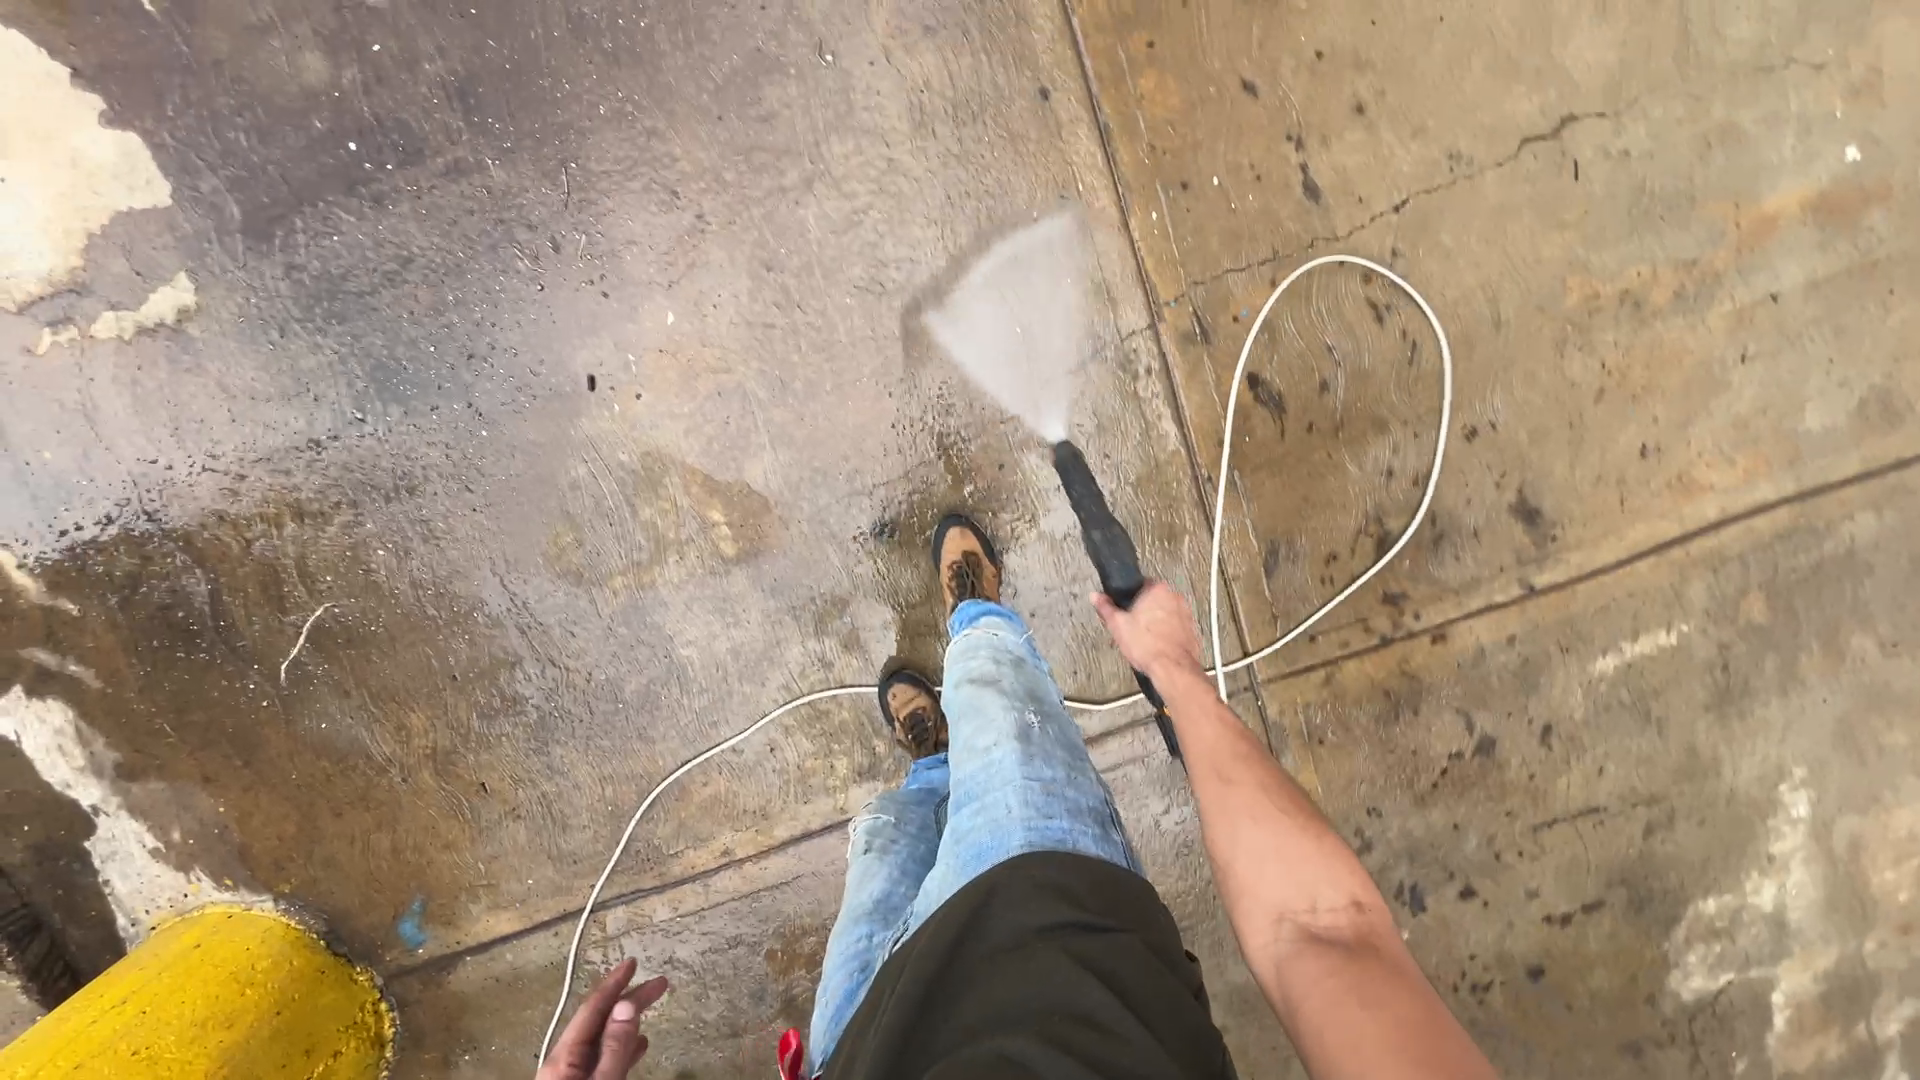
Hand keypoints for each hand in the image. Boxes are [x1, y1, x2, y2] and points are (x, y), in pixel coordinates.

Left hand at [538, 958, 668, 1079]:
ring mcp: (569, 1075)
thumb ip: (614, 1047)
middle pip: (599, 1020)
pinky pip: (602, 1058)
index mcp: (563, 1056)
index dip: (614, 982)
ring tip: (650, 1008)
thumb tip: (628, 1004)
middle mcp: (562, 1061)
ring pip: (602, 1039)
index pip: (593, 1008)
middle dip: (629, 998)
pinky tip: (637, 1044)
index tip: (633, 962)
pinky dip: (622, 1046)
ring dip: (627, 1021)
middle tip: (659, 983)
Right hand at [1090, 581, 1204, 682]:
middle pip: (1154, 600)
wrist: (1172, 668)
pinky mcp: (1191, 631)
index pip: (1141, 584)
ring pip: (1166, 614)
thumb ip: (1105, 607)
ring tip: (1144, 638)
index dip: (1130, 598)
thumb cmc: (1149, 646)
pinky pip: (1176, 628)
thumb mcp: (1117, 624)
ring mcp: (1186, 615)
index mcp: (1157, 590)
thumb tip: (1097, 597)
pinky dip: (1167, 635)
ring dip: (1156, 623)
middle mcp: (1175, 599)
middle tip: (1132, 624)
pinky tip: (1156, 645)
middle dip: (1144, 611)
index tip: (1125, 607)